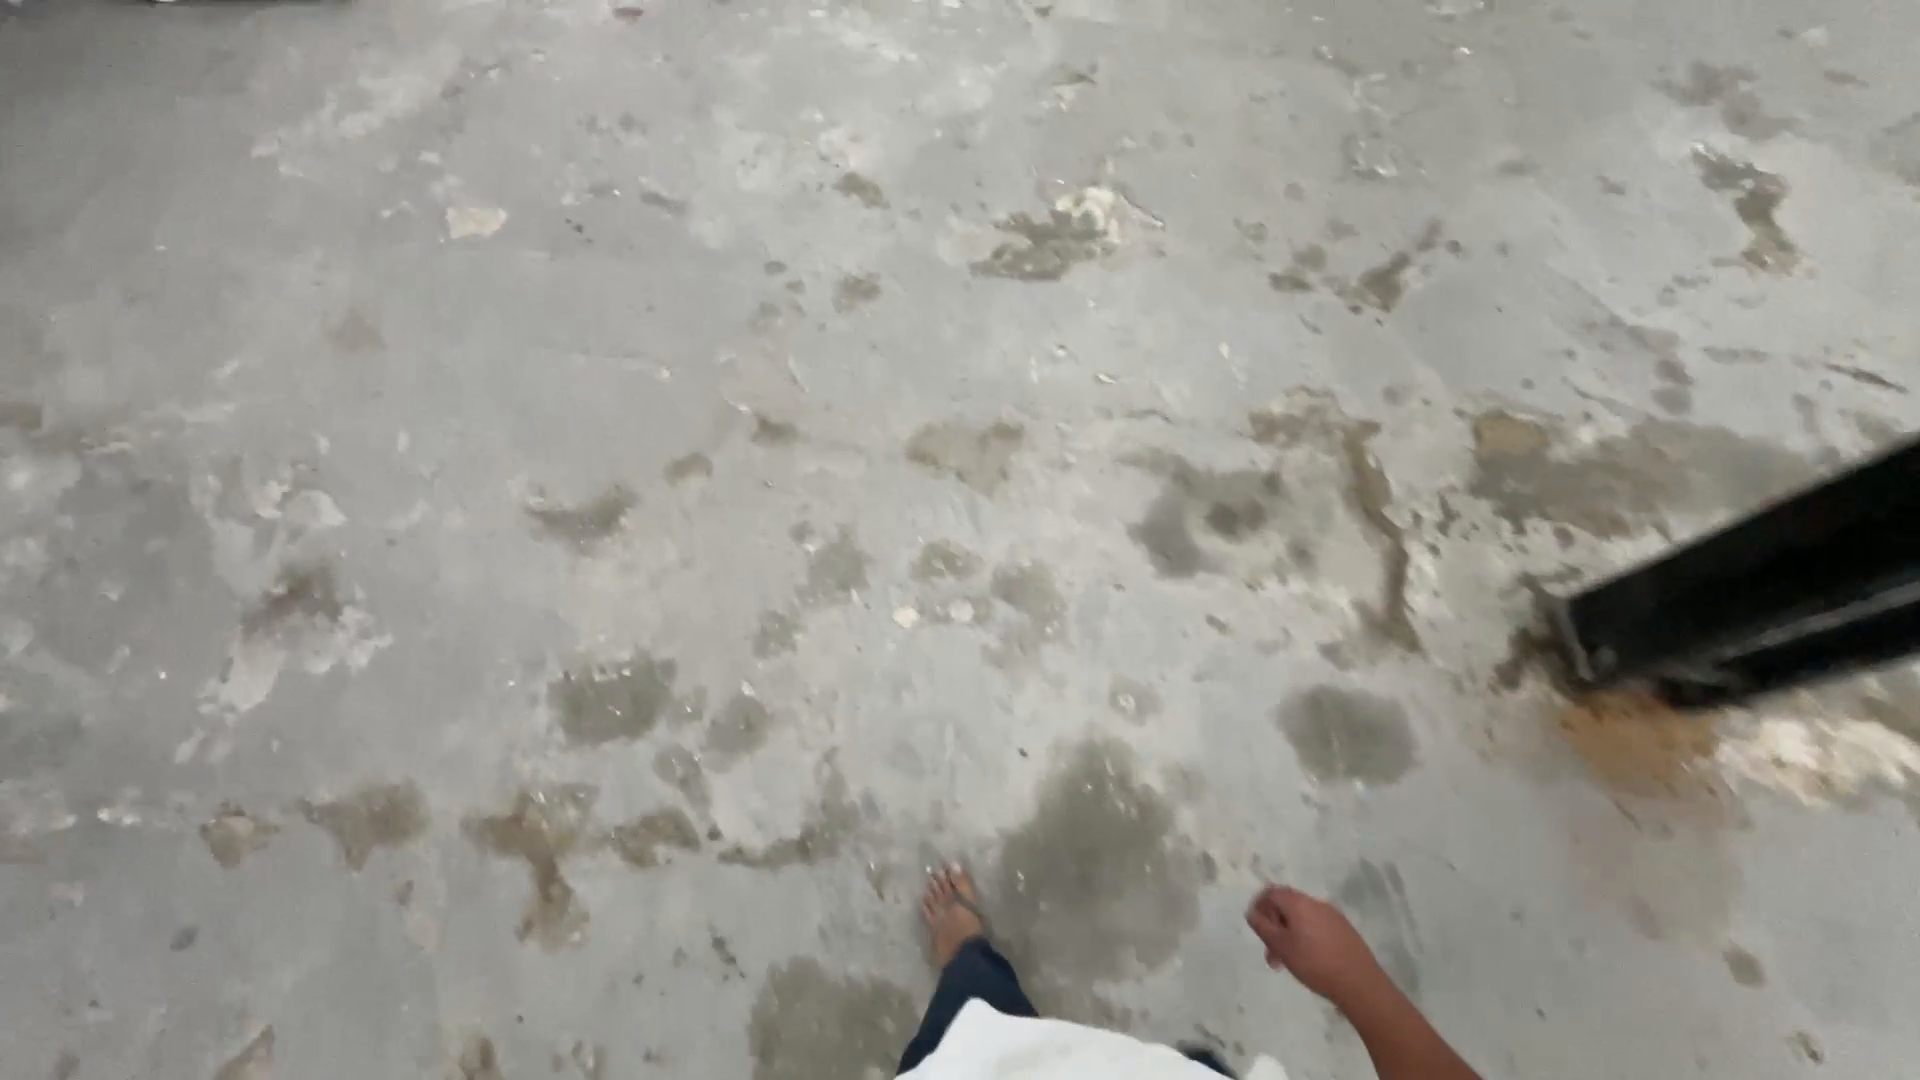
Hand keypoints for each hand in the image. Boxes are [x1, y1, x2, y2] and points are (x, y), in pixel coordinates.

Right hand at [1246, 884, 1387, 1007]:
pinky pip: (1317, 927)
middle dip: (1275, 928)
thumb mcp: (1281, 946)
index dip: (1259, 906)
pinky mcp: (1345, 931)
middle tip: (1272, 955)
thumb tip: (1252, 912)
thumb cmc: (1315, 963)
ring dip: (1290, 936)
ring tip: (1289, 962)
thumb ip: (1262, 927)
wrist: (1361, 985)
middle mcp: (1316, 903)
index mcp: (1299, 903)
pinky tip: (1311, 961)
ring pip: (1302, 920)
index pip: (1271, 892)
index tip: (1257, 928)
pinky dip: (1307, 938)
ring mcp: (1333, 917)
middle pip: (1287, 907)